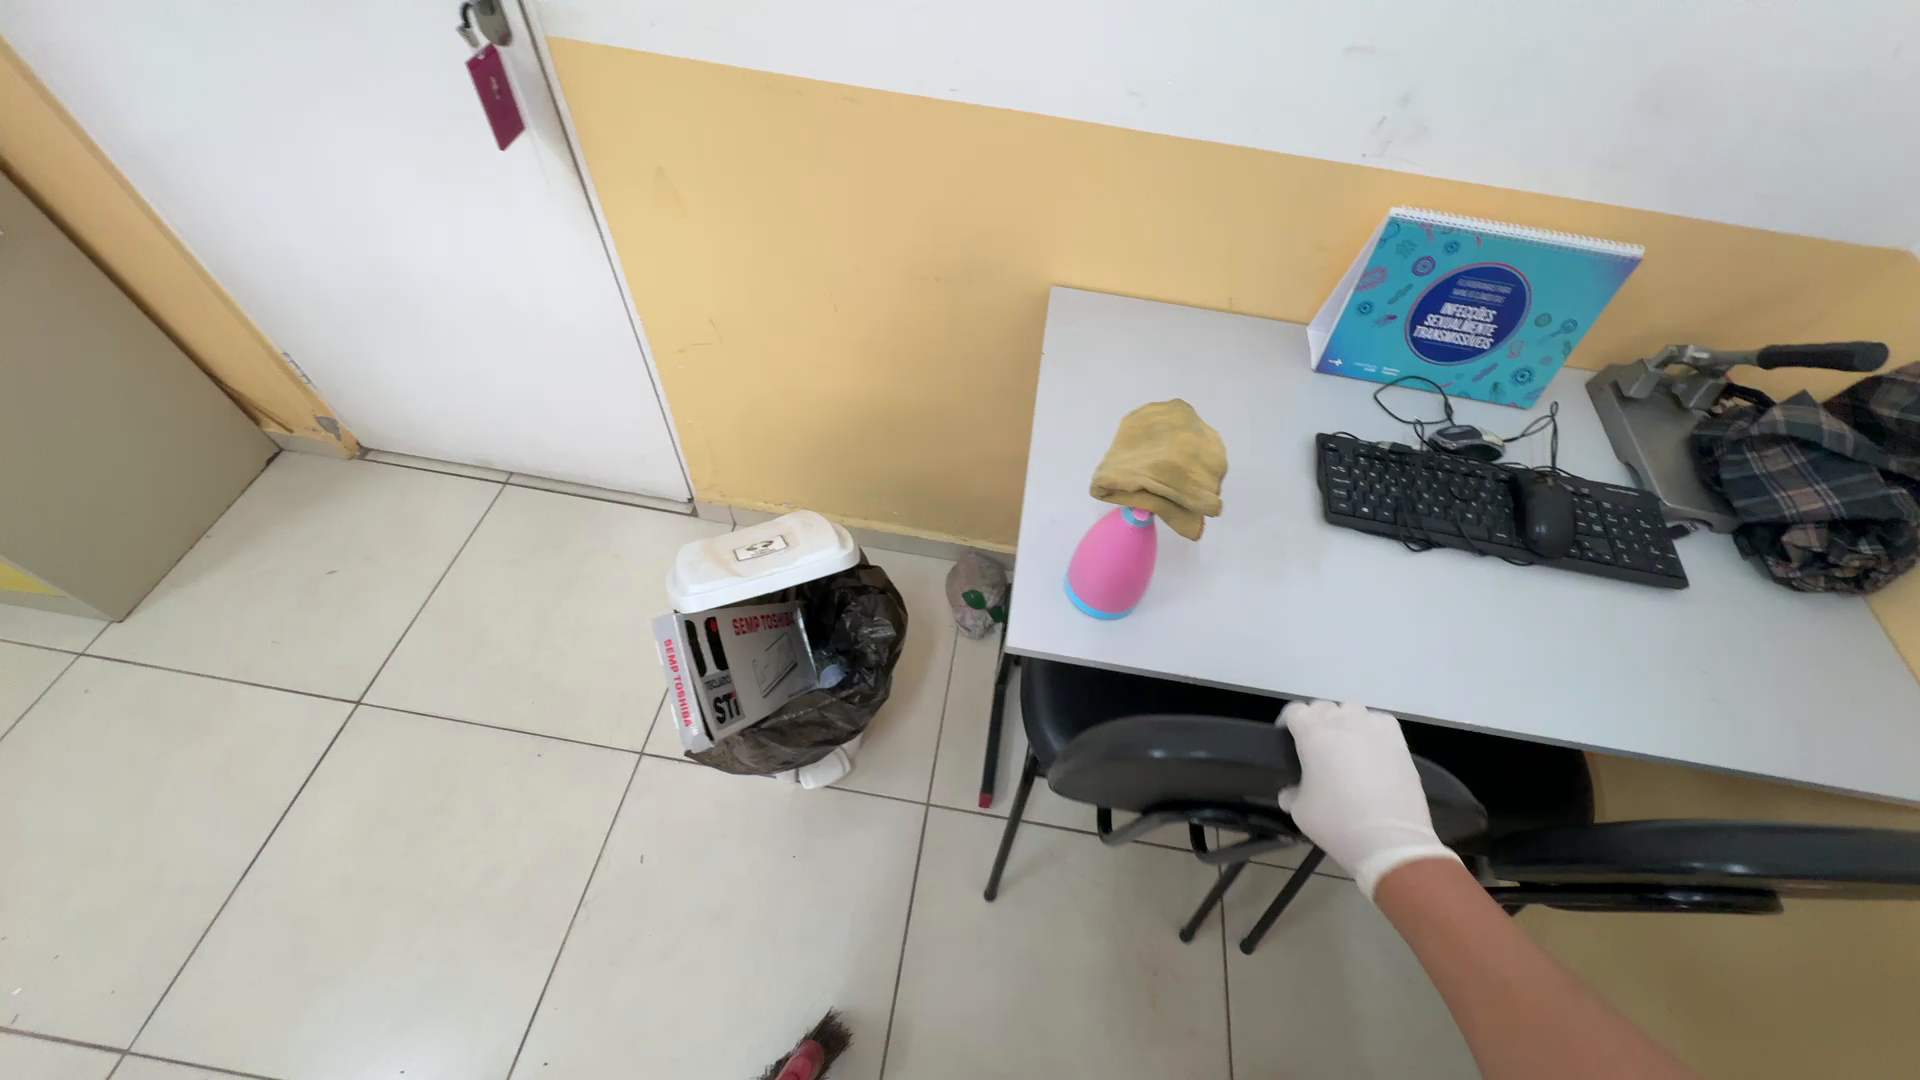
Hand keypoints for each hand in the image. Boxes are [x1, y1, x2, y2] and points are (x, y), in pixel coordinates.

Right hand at [1277, 699, 1460, 897]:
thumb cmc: (1336, 821)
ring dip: (1344, 720)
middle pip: (1323, 707)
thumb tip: (1290, 793)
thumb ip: (1291, 793)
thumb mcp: (1299, 810)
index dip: (1288, 722)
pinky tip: (1372, 748)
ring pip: (1353, 709)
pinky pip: (1379, 721)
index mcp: (1312, 732)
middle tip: (1315, 746)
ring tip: (1344, 744)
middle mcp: (1342, 721)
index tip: (1286, 738)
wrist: (1389, 840)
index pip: (1294, 711)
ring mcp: (1373, 728)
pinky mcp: (1399, 742)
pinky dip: (1372, 728)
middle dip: (1315, 720)